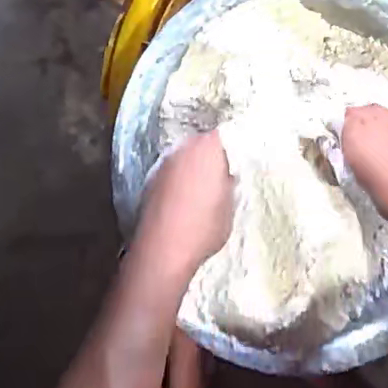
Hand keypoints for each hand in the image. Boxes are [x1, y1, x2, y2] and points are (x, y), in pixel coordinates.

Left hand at [134, 131, 233, 280]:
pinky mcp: (149, 178)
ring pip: (184, 156)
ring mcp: (163, 161)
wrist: (162, 251)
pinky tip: (181, 200)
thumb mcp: (230, 206)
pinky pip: (170, 171)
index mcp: (208, 147)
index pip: (226, 136)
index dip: (233, 149)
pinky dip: (177, 180)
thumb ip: (229, 183)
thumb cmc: (204, 227)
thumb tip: (225, 176)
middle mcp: (183, 146)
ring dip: (192, 167)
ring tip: (200, 191)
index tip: (238, 163)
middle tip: (221, 177)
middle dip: (211, 156)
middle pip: (202, 143)